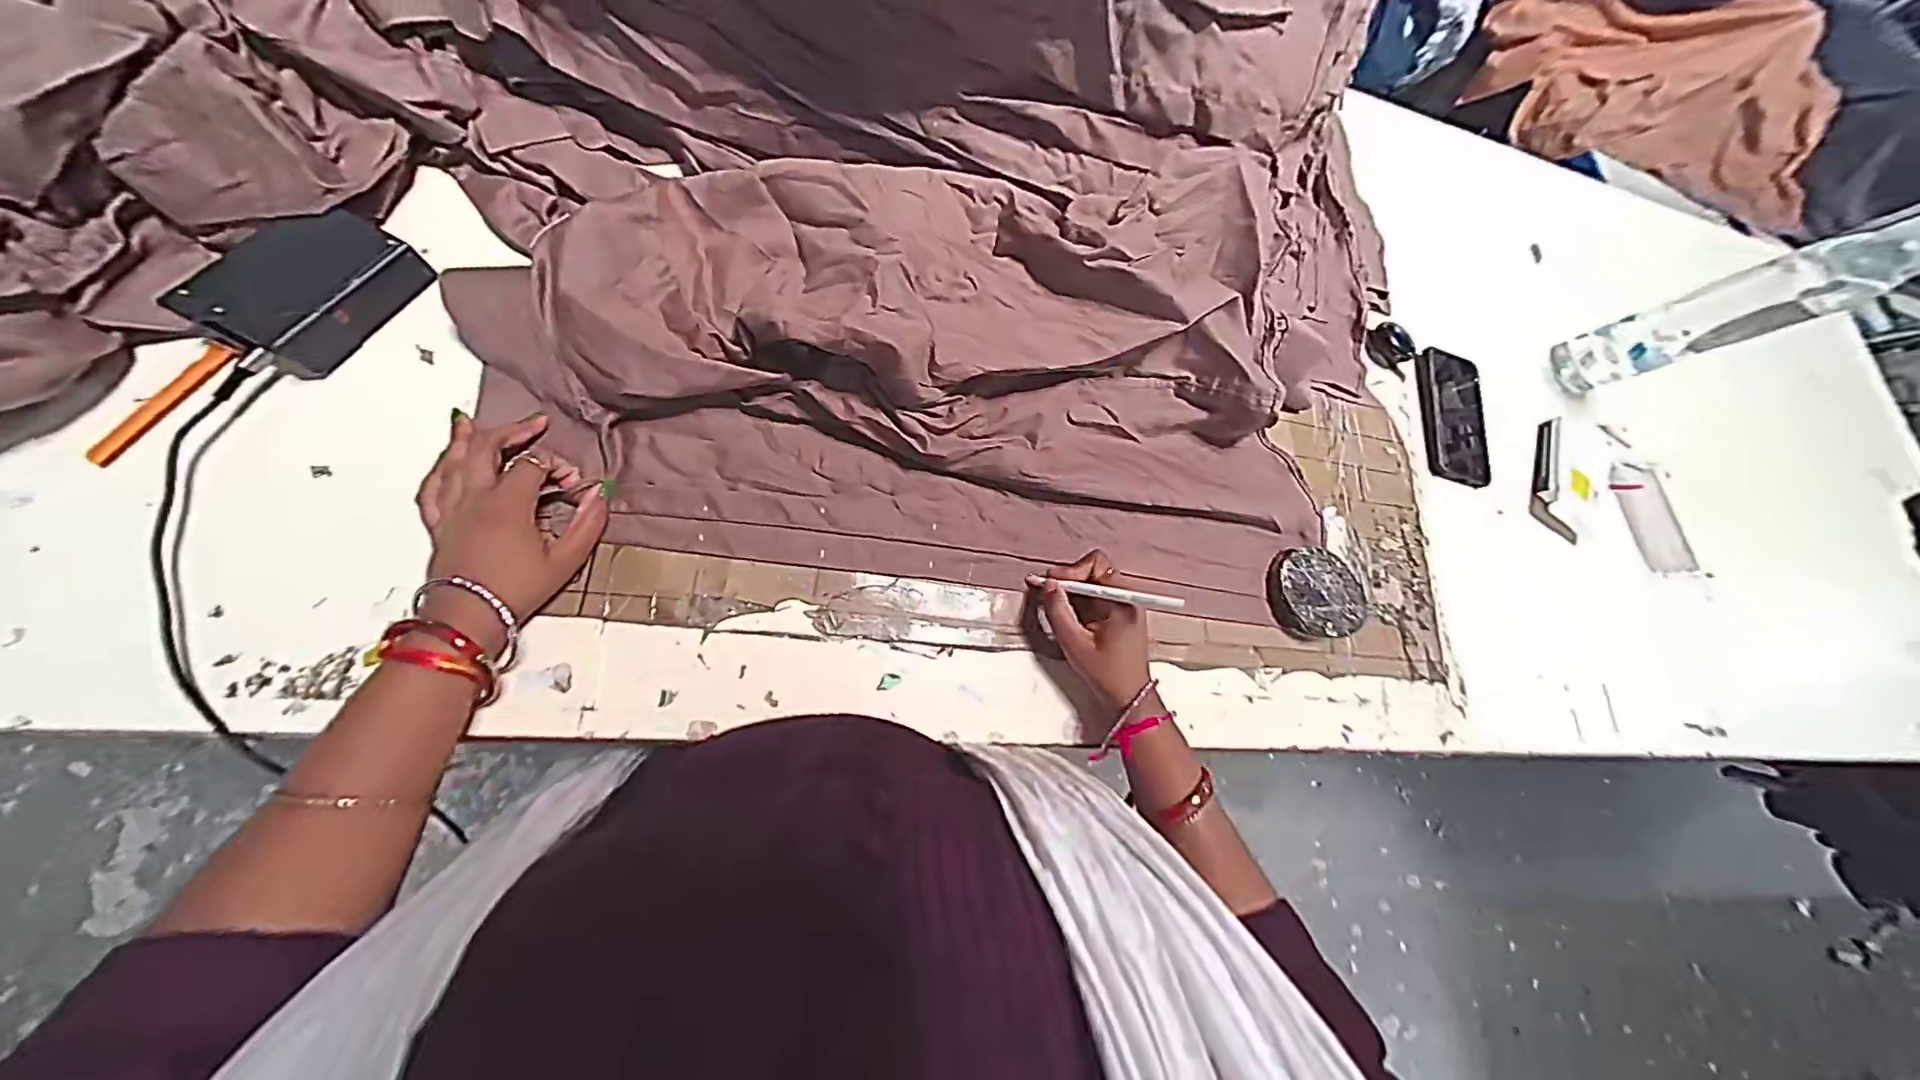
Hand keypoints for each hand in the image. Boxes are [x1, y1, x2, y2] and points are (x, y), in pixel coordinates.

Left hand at [414, 411, 608, 651]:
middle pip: (487, 448)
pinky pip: (432, 486)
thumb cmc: (516, 591)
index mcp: (507, 505)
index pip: (532, 465)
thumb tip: (599, 495)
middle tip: (534, 425)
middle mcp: (474, 499)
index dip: (557, 465)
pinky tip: (446, 461)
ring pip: (454, 460)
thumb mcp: (565, 560)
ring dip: (468, 438)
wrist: (469, 617)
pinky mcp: (437, 522)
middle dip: (513, 431)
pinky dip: (440, 468)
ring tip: (473, 422)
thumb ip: (587, 524)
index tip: (573, 483)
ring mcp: (451, 508)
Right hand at [1028, 550, 1150, 710]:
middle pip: (1094, 570)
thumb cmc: (1105, 674)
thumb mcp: (1075, 643)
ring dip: (1072, 589)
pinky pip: (1096, 596)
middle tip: (1048, 590)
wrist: (1129, 697)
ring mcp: (1124, 605)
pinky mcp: (1119, 614)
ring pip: (1093, 582)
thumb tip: (1047, 584)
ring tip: (1054, 601)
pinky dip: (1079, 600)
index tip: (1051, 583)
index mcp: (1123, 600)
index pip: (1096, 565)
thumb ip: (1058, 610)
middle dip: (1069, 578)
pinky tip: (1066, 612)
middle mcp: (1127, 597)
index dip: (1070, 570)